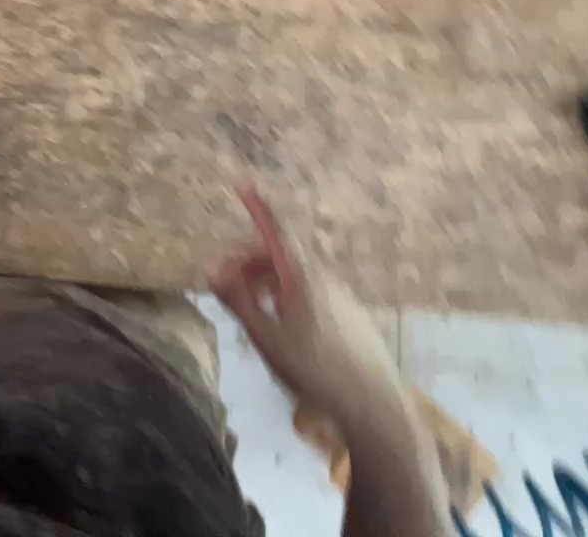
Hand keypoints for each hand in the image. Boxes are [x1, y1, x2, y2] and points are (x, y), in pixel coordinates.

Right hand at [209, 186, 404, 415]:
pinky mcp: (348, 311)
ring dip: (267, 276)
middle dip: (251, 256)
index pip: (277, 230)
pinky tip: (281, 322)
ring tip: (252, 307)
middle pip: (282, 250)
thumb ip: (239, 301)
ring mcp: (339, 294)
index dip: (260, 205)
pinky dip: (286, 289)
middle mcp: (323, 277)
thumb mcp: (267, 337)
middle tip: (228, 280)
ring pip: (295, 271)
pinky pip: (309, 286)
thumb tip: (212, 268)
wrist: (375, 406)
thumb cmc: (315, 369)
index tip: (244, 181)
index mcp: (302, 277)